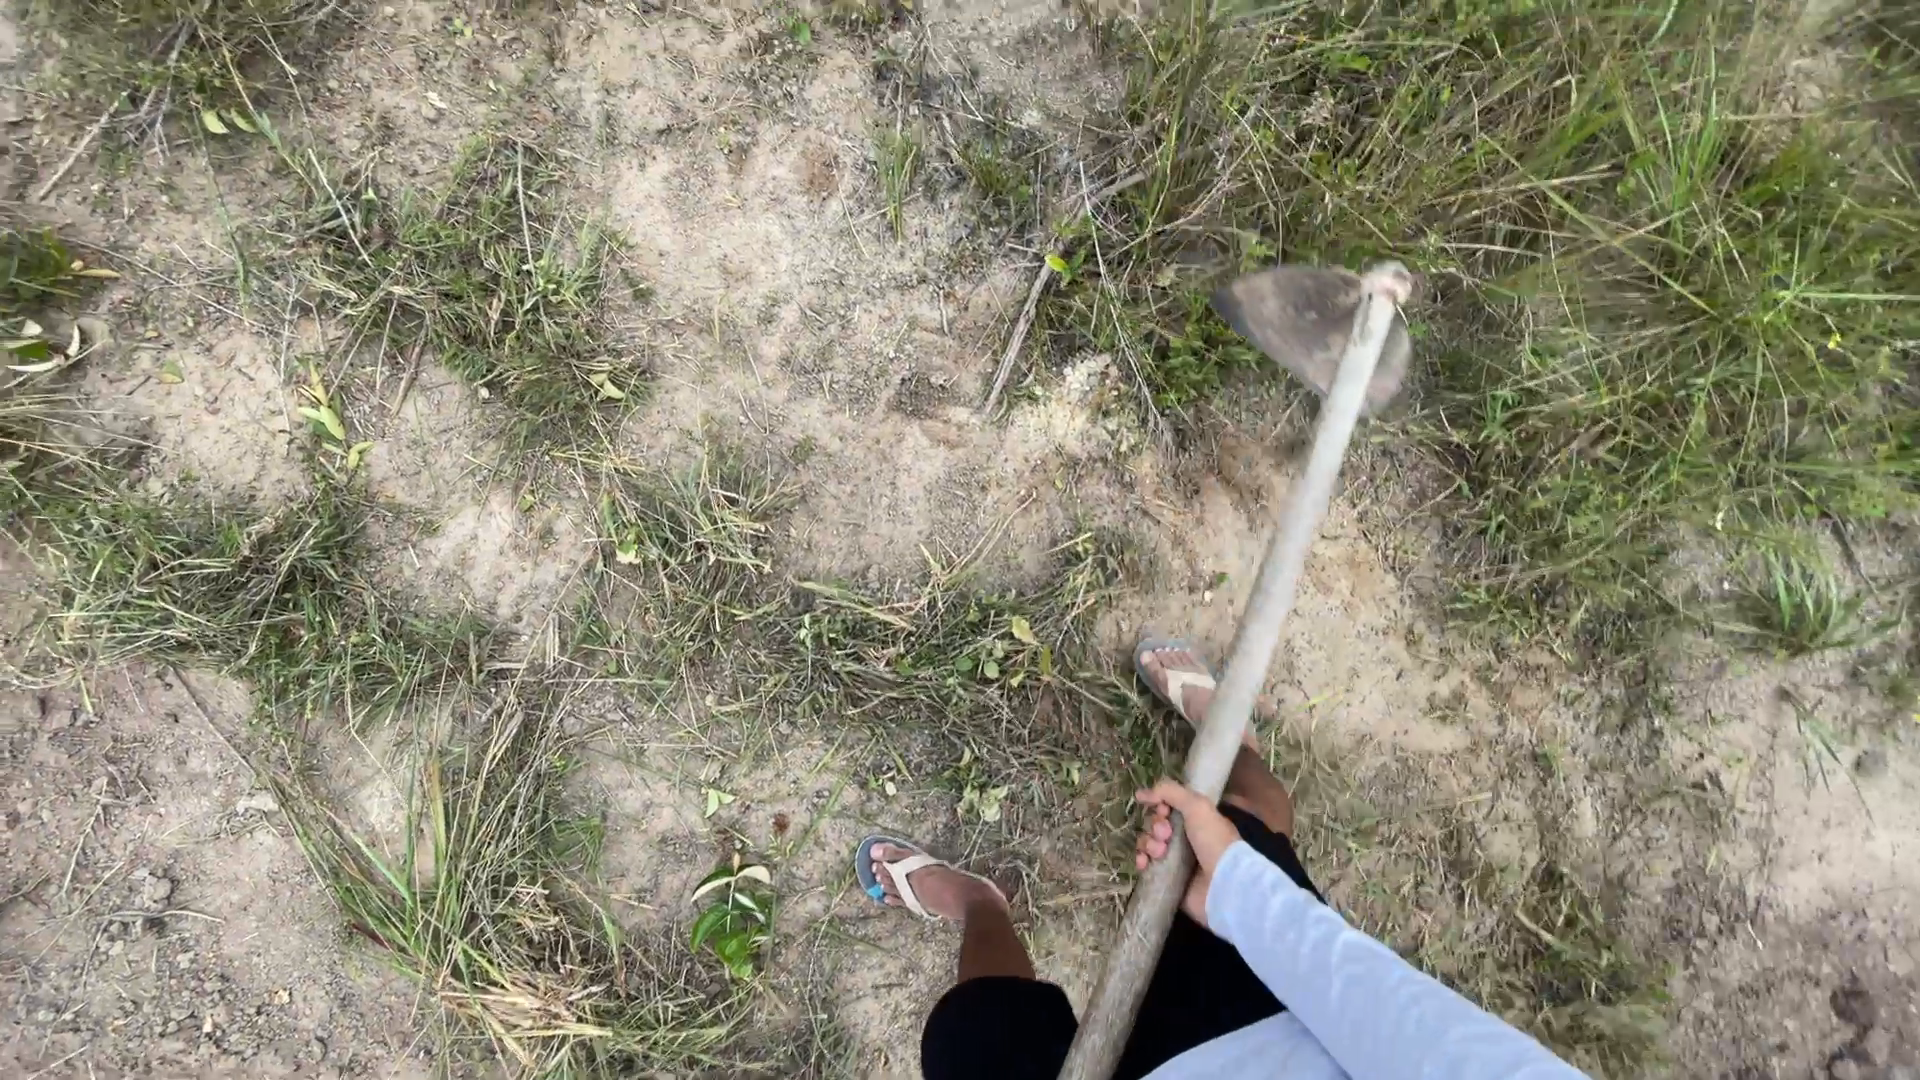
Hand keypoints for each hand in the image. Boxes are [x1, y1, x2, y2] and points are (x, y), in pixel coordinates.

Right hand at [1133, 779, 1239, 927]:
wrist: (1224, 884)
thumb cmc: (1214, 841)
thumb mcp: (1197, 806)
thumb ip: (1170, 792)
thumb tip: (1140, 794)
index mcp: (1195, 821)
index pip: (1167, 807)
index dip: (1160, 807)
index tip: (1163, 810)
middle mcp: (1185, 839)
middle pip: (1156, 824)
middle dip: (1155, 826)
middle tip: (1165, 835)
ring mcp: (1176, 860)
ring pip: (1149, 843)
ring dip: (1148, 843)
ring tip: (1159, 851)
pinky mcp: (1168, 879)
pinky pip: (1147, 865)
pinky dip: (1142, 861)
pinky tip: (1144, 862)